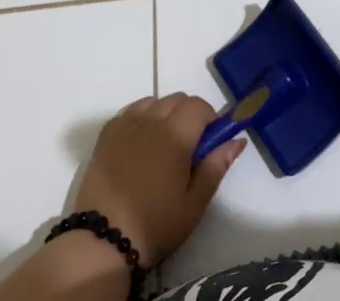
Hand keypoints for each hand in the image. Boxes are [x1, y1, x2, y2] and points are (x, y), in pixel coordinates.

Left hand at [72, 93, 245, 267]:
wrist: (102, 241)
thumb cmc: (154, 225)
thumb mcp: (194, 204)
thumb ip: (216, 167)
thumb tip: (237, 140)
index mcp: (175, 135)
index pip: (199, 105)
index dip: (210, 119)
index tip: (210, 143)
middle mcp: (150, 121)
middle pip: (177, 98)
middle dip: (190, 115)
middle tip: (189, 149)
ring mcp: (125, 125)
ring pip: (153, 101)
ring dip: (165, 114)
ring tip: (163, 147)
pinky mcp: (106, 135)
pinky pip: (130, 111)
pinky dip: (142, 118)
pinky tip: (140, 144)